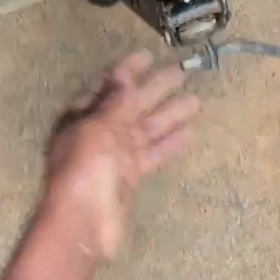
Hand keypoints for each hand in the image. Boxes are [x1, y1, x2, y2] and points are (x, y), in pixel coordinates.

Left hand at [41, 51, 199, 260]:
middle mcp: (99, 132)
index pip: (108, 86)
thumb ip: (114, 102)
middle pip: (132, 104)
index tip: (149, 55)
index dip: (128, 70)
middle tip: (182, 71)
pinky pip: (152, 153)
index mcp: (83, 116)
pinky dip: (169, 144)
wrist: (83, 224)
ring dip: (169, 113)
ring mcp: (115, 155)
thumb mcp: (97, 129)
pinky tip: (190, 134)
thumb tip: (124, 75)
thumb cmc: (85, 171)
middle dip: (155, 87)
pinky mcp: (130, 176)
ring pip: (147, 128)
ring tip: (196, 100)